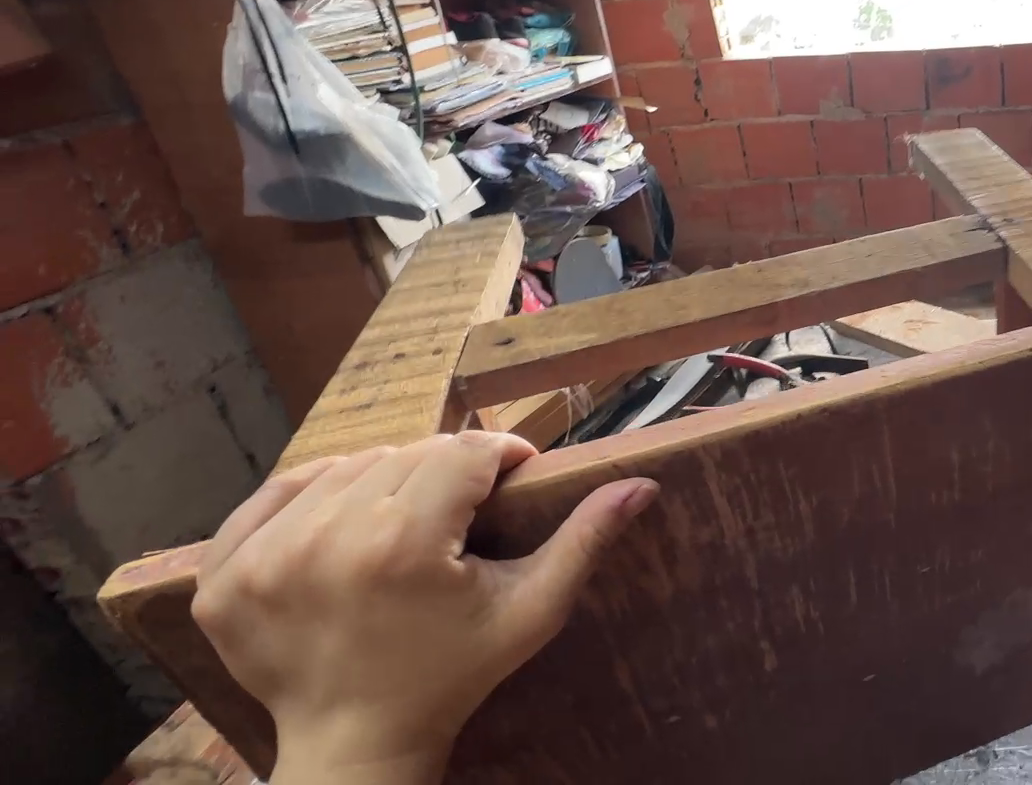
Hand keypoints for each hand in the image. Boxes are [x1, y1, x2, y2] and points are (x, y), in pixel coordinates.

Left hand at [191, 432, 658, 784]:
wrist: (355, 744)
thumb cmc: (458, 670)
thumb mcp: (535, 608)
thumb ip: (587, 539)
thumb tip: (643, 483)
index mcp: (403, 546)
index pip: (466, 450)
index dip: (504, 453)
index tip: (517, 476)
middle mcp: (326, 540)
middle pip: (412, 452)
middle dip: (452, 468)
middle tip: (469, 507)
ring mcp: (264, 558)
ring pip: (353, 464)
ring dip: (394, 476)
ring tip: (416, 513)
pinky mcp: (225, 574)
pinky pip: (278, 490)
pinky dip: (320, 489)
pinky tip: (348, 515)